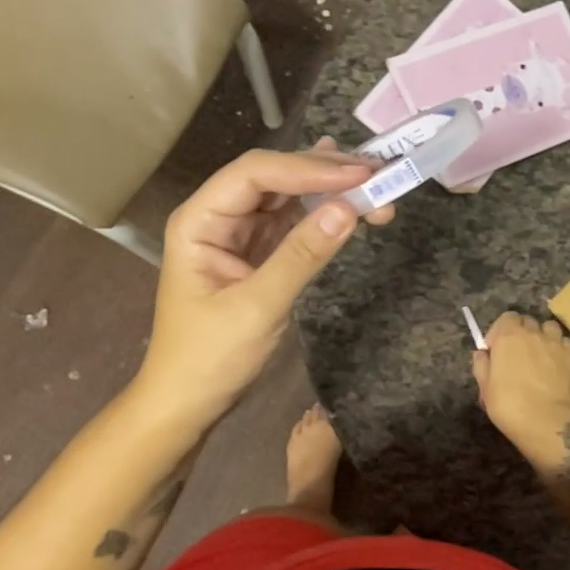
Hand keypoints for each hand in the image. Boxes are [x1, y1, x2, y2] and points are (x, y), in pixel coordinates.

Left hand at [134, 140, 391, 425]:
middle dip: (325, 173)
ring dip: (331, 190)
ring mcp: (241, 235)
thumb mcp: (258, 306)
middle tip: (379, 174)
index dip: (308, 168)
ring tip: (376, 185)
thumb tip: (348, 209)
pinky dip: (325, 213)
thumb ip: (302, 255)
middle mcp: (220, 217)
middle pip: (274, 177)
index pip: (256, 174)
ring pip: (289, 197)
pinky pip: (296, 222)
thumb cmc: (211, 357)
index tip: (361, 175)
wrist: (190, 401)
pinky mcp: (261, 254)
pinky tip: (350, 198)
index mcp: (201, 221)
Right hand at [472, 312, 569, 451]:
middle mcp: (532, 333)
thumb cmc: (507, 403)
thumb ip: (481, 364)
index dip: (500, 331)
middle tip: (515, 353)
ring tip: (538, 352)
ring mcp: (553, 343)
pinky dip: (559, 346)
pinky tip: (553, 360)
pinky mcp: (569, 356)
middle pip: (527, 321)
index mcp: (508, 336)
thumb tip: (482, 353)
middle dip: (520, 332)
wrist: (542, 419)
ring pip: (549, 327)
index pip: (507, 318)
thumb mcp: (485, 386)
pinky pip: (564, 341)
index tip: (495, 349)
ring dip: (542, 334)